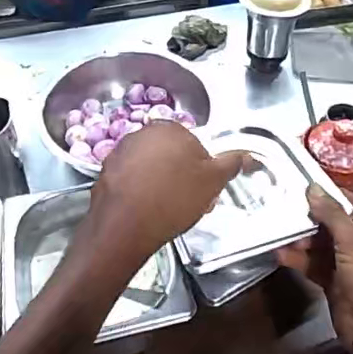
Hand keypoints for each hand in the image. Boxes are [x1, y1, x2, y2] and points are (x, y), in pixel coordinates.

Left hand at [87, 123, 250, 262]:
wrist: (125, 225)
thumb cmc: (174, 198)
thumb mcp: (213, 181)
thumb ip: (231, 164)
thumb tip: (247, 155)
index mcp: (171, 128)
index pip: (194, 147)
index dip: (201, 171)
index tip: (202, 191)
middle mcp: (143, 133)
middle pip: (170, 155)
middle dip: (180, 176)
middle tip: (186, 202)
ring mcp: (121, 151)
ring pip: (149, 167)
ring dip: (158, 183)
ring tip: (165, 210)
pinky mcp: (105, 172)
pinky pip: (130, 179)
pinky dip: (138, 191)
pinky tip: (144, 210)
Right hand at [277, 187, 352, 353]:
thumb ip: (332, 215)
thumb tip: (312, 188)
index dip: (333, 194)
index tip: (305, 185)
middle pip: (334, 223)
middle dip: (311, 217)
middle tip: (284, 206)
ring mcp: (347, 264)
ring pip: (321, 244)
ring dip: (302, 239)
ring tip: (279, 230)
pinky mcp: (332, 282)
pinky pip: (313, 264)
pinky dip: (298, 259)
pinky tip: (279, 253)